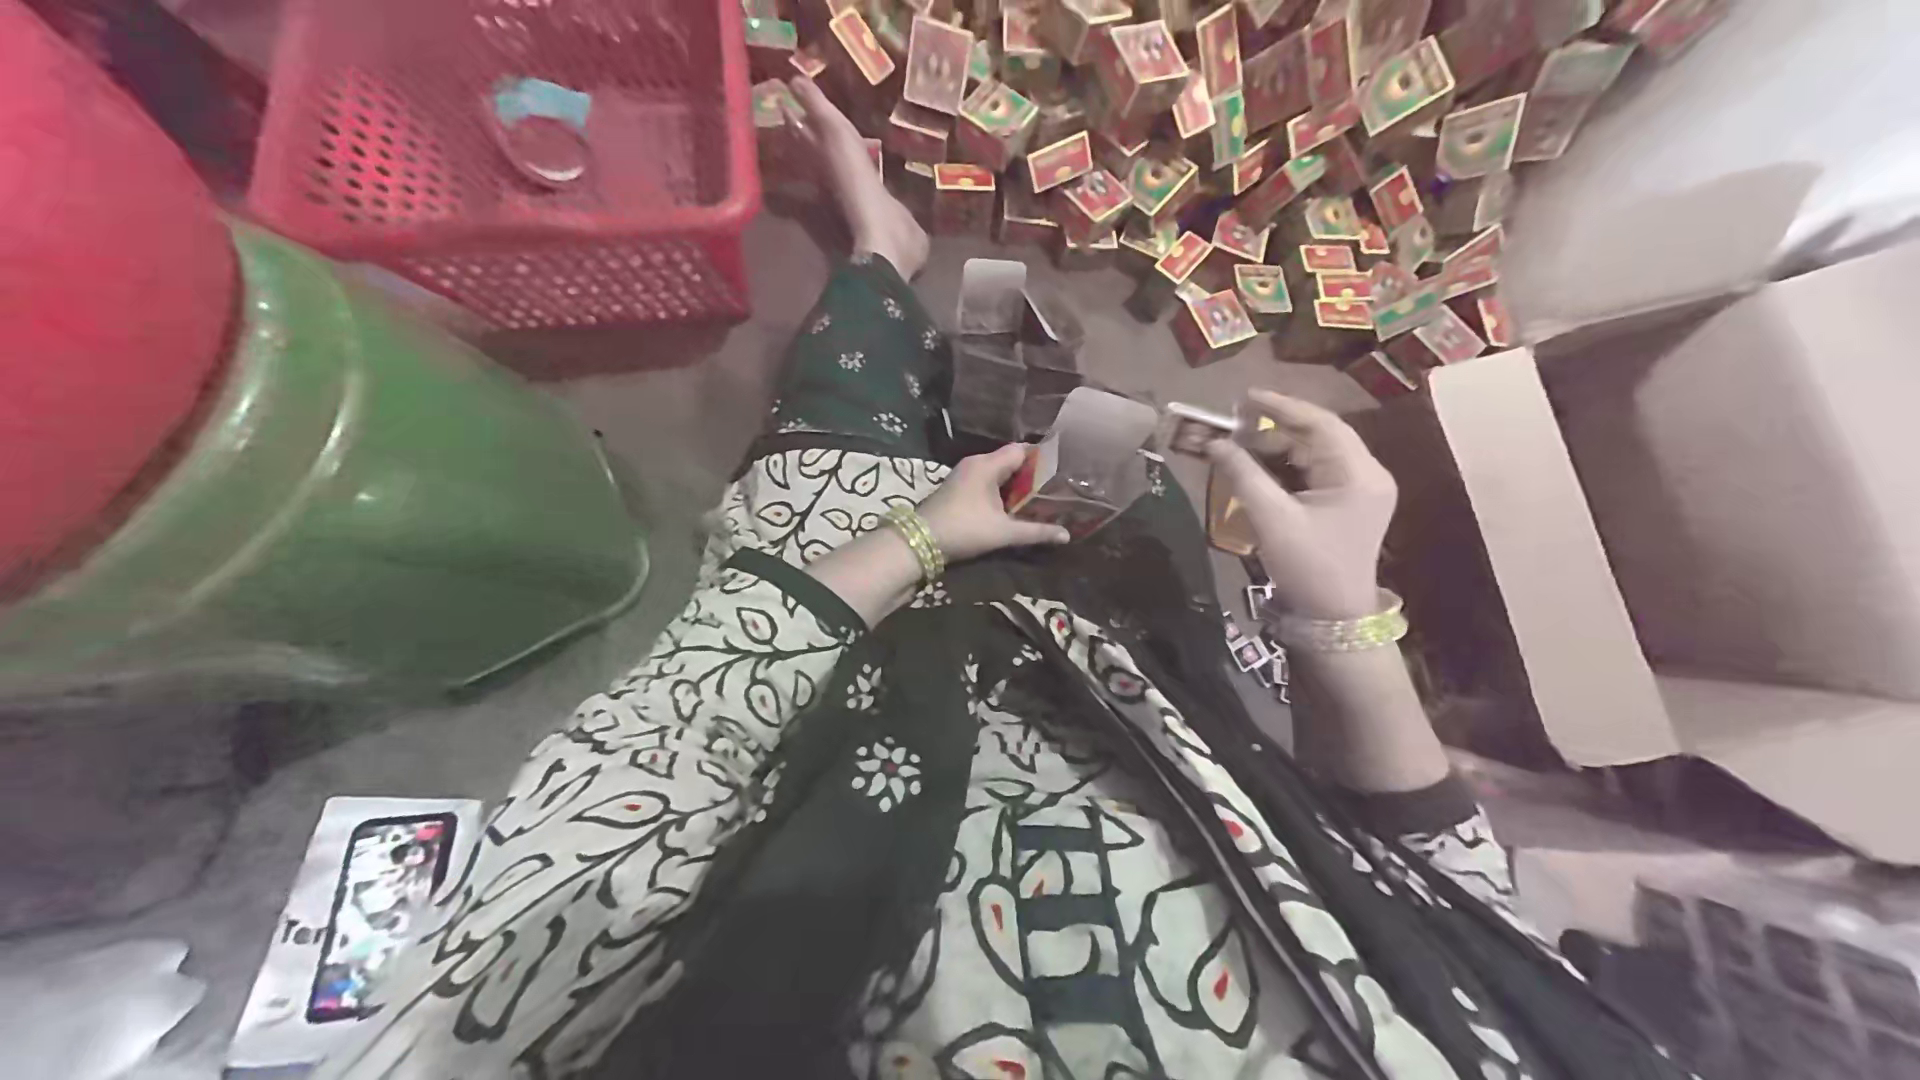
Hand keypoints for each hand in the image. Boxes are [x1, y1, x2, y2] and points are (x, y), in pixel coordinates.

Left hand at [917, 443, 1072, 561]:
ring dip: (1016, 484)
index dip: (1043, 459)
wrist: (919, 542)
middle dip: (1032, 474)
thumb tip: (1066, 535)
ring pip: (999, 472)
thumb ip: (1036, 532)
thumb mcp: (1003, 532)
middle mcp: (976, 463)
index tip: (1062, 471)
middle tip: (1055, 488)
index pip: (1022, 449)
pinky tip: (1014, 506)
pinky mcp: (958, 488)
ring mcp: (964, 475)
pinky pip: (987, 481)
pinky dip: (1002, 490)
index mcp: (987, 465)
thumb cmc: (964, 530)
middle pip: (1011, 460)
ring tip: (1040, 498)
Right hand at [1207, 390, 1396, 619]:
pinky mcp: (1347, 502)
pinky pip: (1314, 471)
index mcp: (1359, 474)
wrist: (1334, 616)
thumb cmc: (1308, 567)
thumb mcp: (1272, 519)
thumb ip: (1243, 475)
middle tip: (1232, 423)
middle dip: (1274, 427)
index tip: (1244, 397)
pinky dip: (1284, 466)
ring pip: (1314, 452)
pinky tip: (1256, 466)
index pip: (1321, 424)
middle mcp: (1367, 474)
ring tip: (1237, 444)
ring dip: (1276, 447)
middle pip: (1318, 436)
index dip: (1281, 406)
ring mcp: (1359, 489)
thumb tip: (1213, 444)